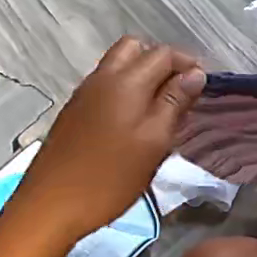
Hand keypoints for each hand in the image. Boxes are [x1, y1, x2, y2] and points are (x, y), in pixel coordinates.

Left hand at [3, 39, 204, 248]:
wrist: (50, 207)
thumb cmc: (111, 176)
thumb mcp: (155, 140)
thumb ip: (175, 102)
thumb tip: (196, 74)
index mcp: (125, 82)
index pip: (164, 54)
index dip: (189, 64)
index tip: (206, 87)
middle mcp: (102, 79)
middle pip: (136, 49)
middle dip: (163, 63)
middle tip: (183, 92)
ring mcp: (85, 95)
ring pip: (120, 66)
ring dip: (146, 76)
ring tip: (166, 109)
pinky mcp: (76, 113)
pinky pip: (108, 86)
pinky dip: (129, 91)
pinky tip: (139, 122)